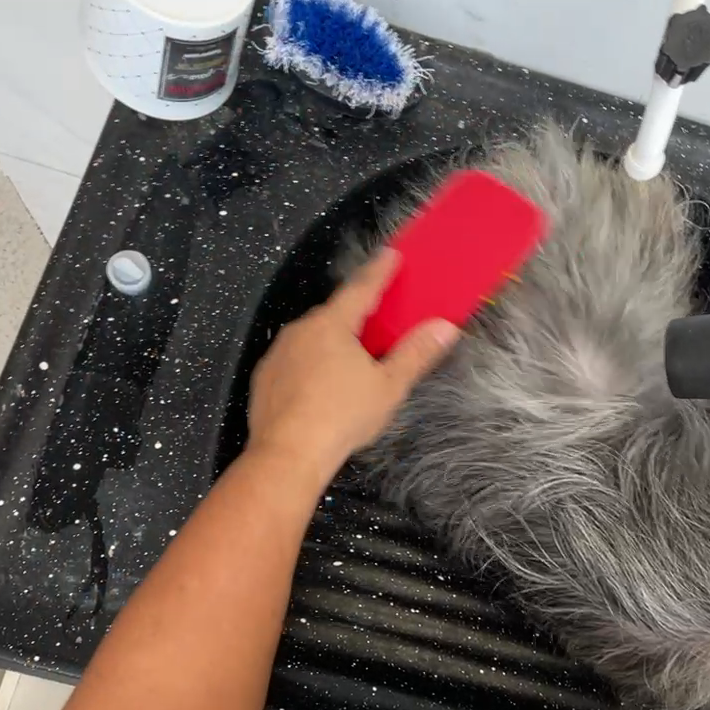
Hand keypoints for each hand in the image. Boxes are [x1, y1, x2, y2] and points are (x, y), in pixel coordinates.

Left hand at [245, 248, 459, 478]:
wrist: (288, 454)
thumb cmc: (342, 418)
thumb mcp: (388, 387)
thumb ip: (416, 354)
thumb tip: (445, 327)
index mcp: (332, 324)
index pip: (362, 288)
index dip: (380, 271)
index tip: (390, 254)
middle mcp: (301, 330)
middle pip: (334, 316)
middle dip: (355, 319)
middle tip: (375, 330)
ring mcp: (278, 354)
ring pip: (311, 340)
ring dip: (330, 347)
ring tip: (348, 371)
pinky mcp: (264, 378)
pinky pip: (293, 363)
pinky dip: (309, 369)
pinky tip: (320, 392)